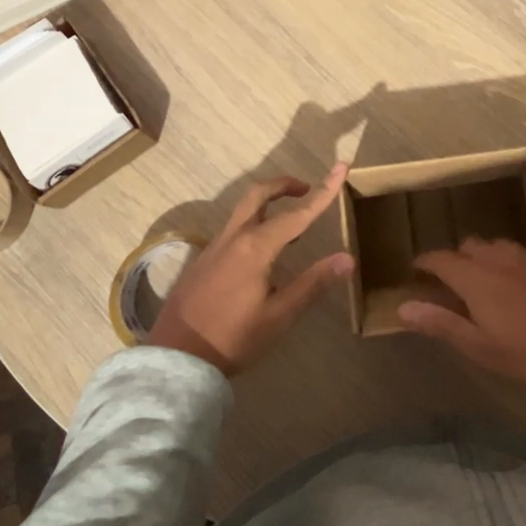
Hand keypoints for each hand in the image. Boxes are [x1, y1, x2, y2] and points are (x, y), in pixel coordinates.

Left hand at [147, 163, 354, 374]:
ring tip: (291, 224)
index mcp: (256, 247)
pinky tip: (261, 252)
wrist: (177, 357)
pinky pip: (232, 229)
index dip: (323, 192)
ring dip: (268, 204)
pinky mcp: (203, 261)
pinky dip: (253, 224)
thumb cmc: (233, 338)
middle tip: (306, 189)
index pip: (298, 213)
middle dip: (284, 185)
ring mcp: (214, 247)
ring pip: (242, 210)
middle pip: (259, 194)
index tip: (340, 167)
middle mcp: (234, 238)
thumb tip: (348, 259)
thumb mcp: (279, 315)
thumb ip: (313, 284)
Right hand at [398, 239, 525, 401]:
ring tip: (478, 278)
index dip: (425, 262)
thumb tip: (402, 307)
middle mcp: (498, 259)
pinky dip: (503, 260)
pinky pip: (516, 252)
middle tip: (446, 280)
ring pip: (494, 245)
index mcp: (476, 277)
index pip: (441, 259)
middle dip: (453, 257)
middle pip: (468, 246)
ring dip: (479, 255)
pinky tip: (512, 281)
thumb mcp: (480, 348)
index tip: (415, 269)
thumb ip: (441, 324)